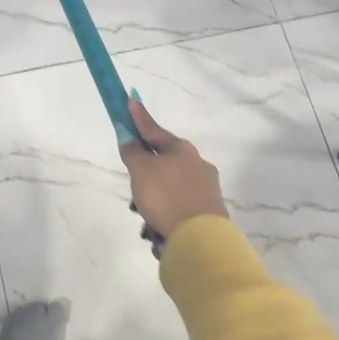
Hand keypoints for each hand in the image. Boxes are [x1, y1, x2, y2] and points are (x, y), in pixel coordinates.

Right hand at [118, 93, 226, 241]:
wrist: (201, 240)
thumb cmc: (166, 196)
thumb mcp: (140, 170)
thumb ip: (132, 152)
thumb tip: (130, 139)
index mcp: (181, 150)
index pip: (153, 129)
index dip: (138, 117)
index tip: (130, 100)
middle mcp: (197, 165)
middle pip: (160, 165)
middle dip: (143, 180)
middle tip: (134, 194)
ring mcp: (205, 191)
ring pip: (167, 190)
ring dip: (152, 204)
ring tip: (145, 222)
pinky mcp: (208, 214)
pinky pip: (177, 211)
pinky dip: (165, 219)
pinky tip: (157, 233)